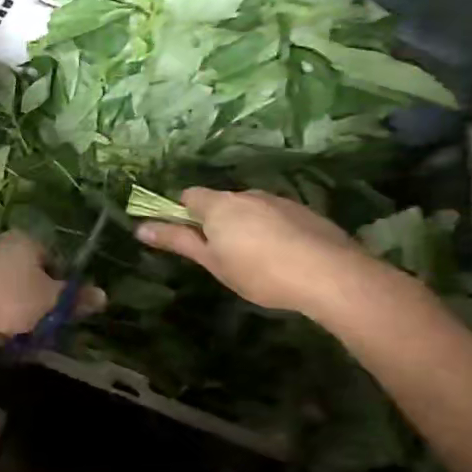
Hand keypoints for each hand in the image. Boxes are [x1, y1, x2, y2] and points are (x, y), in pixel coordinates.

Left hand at [0, 233, 103, 343]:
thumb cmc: (4, 300)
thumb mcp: (48, 303)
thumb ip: (74, 298)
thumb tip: (103, 294)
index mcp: (26, 240)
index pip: (58, 262)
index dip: (66, 289)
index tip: (65, 315)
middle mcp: (3, 243)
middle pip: (35, 275)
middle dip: (41, 303)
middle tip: (44, 328)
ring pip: (14, 289)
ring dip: (20, 312)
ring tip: (21, 335)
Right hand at [134, 188, 390, 318]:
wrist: (332, 276)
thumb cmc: (259, 271)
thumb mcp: (212, 261)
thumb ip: (177, 241)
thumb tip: (139, 227)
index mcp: (218, 204)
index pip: (189, 195)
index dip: (184, 213)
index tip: (190, 237)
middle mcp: (247, 195)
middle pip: (222, 202)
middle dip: (218, 221)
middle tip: (224, 254)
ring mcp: (281, 202)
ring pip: (253, 209)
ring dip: (249, 226)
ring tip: (260, 260)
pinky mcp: (309, 214)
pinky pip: (281, 218)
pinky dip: (276, 232)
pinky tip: (287, 259)